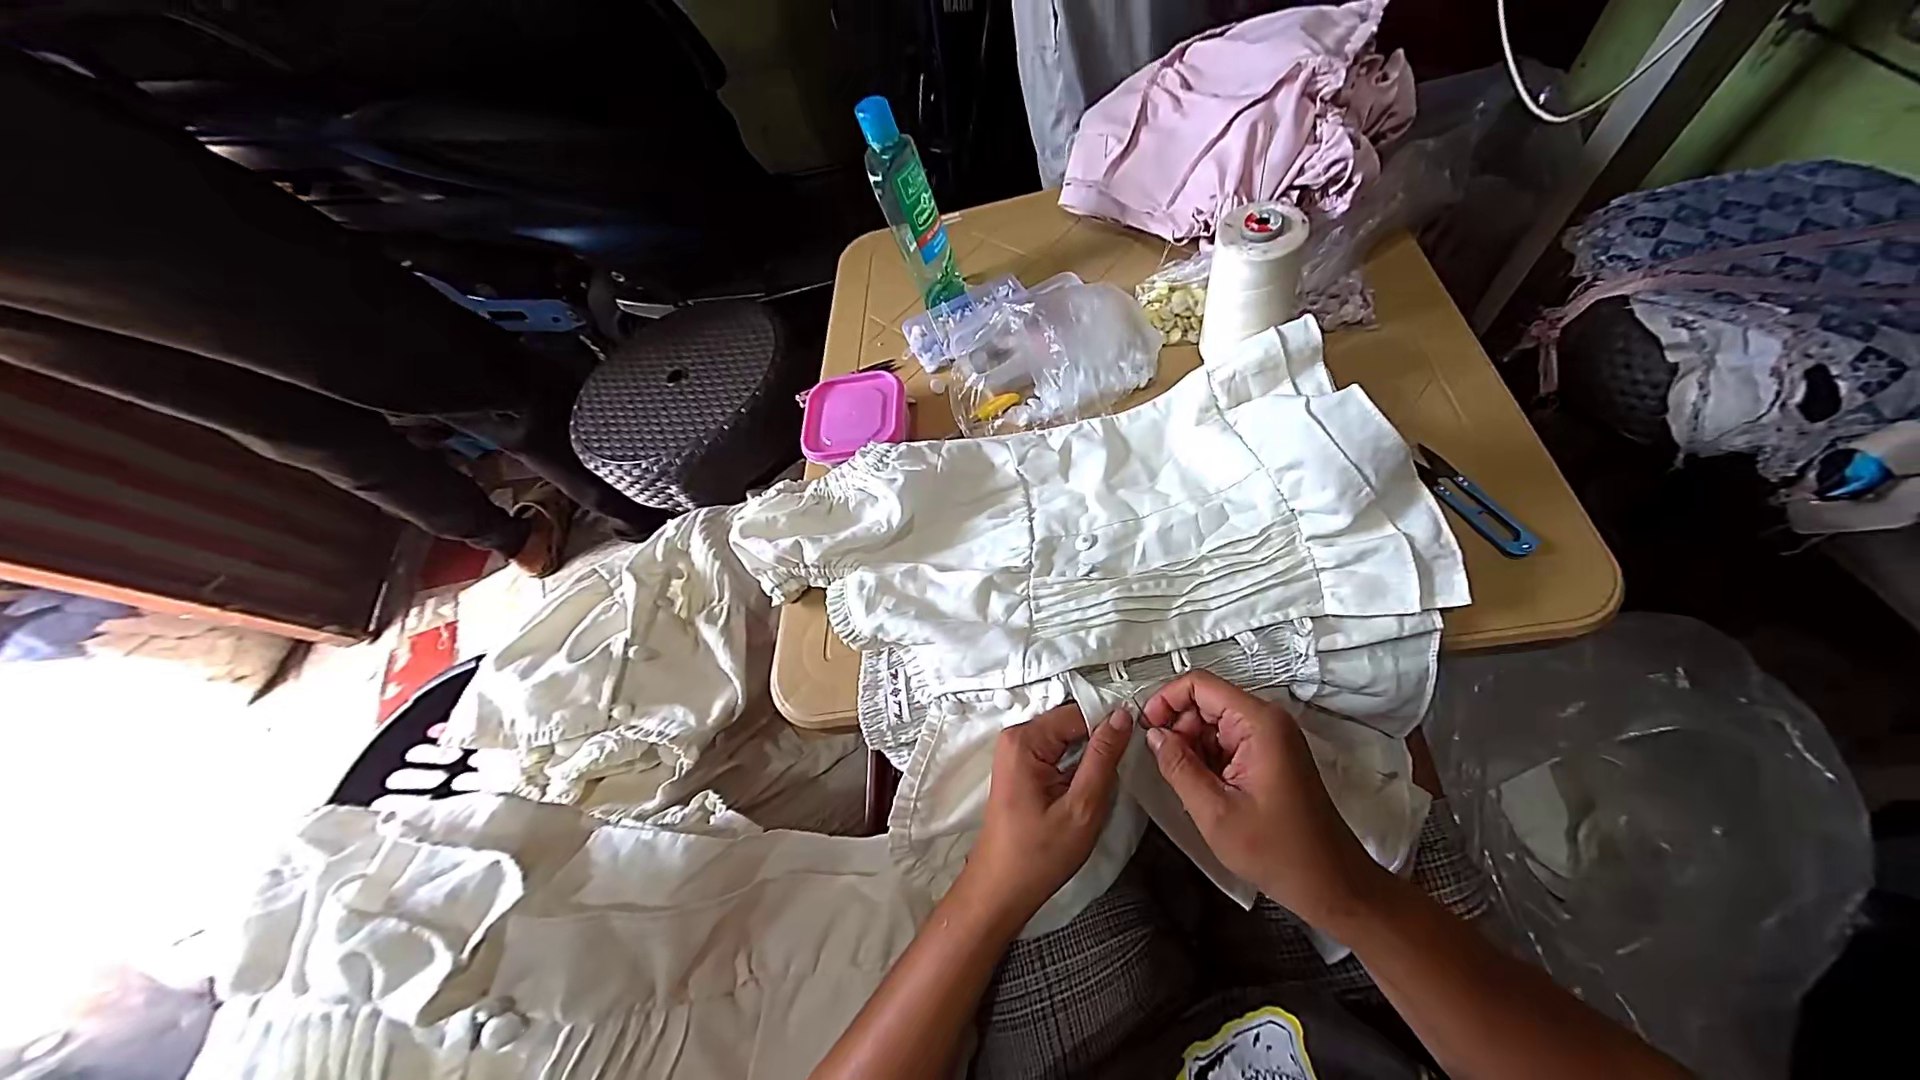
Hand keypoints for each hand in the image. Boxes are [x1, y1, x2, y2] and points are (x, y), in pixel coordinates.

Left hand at [959, 704, 1130, 921]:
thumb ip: (1103, 758)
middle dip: (1098, 743)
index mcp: (1025, 740)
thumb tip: (1121, 718)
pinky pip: (1056, 751)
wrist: (1002, 888)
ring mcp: (1015, 751)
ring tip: (1100, 785)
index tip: (1134, 743)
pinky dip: (1075, 766)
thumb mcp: (1082, 807)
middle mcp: (1015, 737)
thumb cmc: (1036, 856)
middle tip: (1117, 772)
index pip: (1079, 712)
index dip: (1110, 727)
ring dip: (1088, 756)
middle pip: (1071, 722)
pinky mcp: (1020, 765)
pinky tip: (1084, 789)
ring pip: (1066, 737)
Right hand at [1140, 671, 1386, 929]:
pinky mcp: (1269, 753)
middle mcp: (1267, 720)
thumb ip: (1178, 766)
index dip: (1166, 700)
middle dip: (1178, 727)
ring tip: (1187, 782)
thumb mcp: (1214, 811)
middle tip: (1165, 763)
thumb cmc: (1279, 852)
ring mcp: (1270, 736)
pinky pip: (1225, 740)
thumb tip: (1153, 735)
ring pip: (1212, 721)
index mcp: (1258, 723)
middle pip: (1205, 701)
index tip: (1147, 728)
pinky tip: (1204, 787)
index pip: (1199, 684)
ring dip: (1191, 745)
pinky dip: (1206, 757)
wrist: (1332, 885)